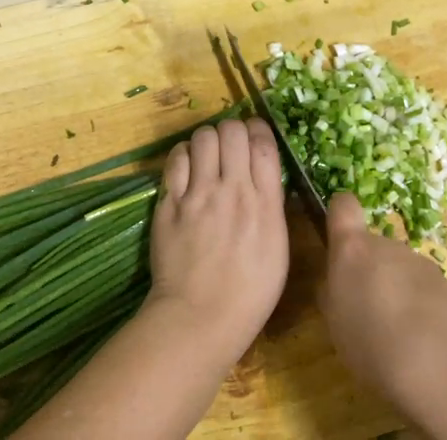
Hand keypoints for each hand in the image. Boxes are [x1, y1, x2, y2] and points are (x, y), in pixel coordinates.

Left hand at [145, 117, 289, 362]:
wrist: (200, 317)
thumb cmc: (248, 293)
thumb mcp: (277, 249)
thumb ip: (271, 207)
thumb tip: (264, 178)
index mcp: (264, 204)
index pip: (263, 143)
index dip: (259, 129)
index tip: (254, 134)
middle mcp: (231, 190)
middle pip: (231, 131)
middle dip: (232, 130)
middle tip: (229, 146)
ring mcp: (197, 193)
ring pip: (202, 137)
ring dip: (206, 140)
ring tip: (206, 155)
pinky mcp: (169, 201)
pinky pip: (176, 158)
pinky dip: (183, 154)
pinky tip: (186, 167)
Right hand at [320, 192, 446, 395]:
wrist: (442, 368)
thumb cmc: (372, 342)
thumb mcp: (336, 321)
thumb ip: (335, 293)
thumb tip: (339, 284)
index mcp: (354, 249)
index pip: (343, 206)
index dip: (340, 216)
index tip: (338, 237)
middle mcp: (390, 247)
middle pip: (376, 248)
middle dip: (373, 273)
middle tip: (370, 313)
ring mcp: (424, 266)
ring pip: (405, 273)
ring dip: (401, 295)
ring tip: (400, 338)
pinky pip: (430, 296)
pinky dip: (426, 314)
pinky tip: (426, 348)